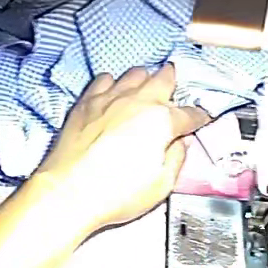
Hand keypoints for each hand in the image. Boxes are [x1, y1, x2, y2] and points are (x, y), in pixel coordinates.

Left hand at [29, 64, 210, 233]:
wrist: (68, 192)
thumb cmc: (114, 194)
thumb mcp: (160, 186)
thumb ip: (176, 160)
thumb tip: (180, 144)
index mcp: (161, 121)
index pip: (190, 114)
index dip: (198, 118)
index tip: (200, 121)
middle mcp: (137, 101)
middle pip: (163, 79)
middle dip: (173, 84)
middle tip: (173, 89)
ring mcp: (109, 98)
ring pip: (134, 74)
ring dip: (144, 79)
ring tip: (145, 87)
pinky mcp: (86, 103)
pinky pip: (103, 80)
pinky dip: (113, 83)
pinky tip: (112, 91)